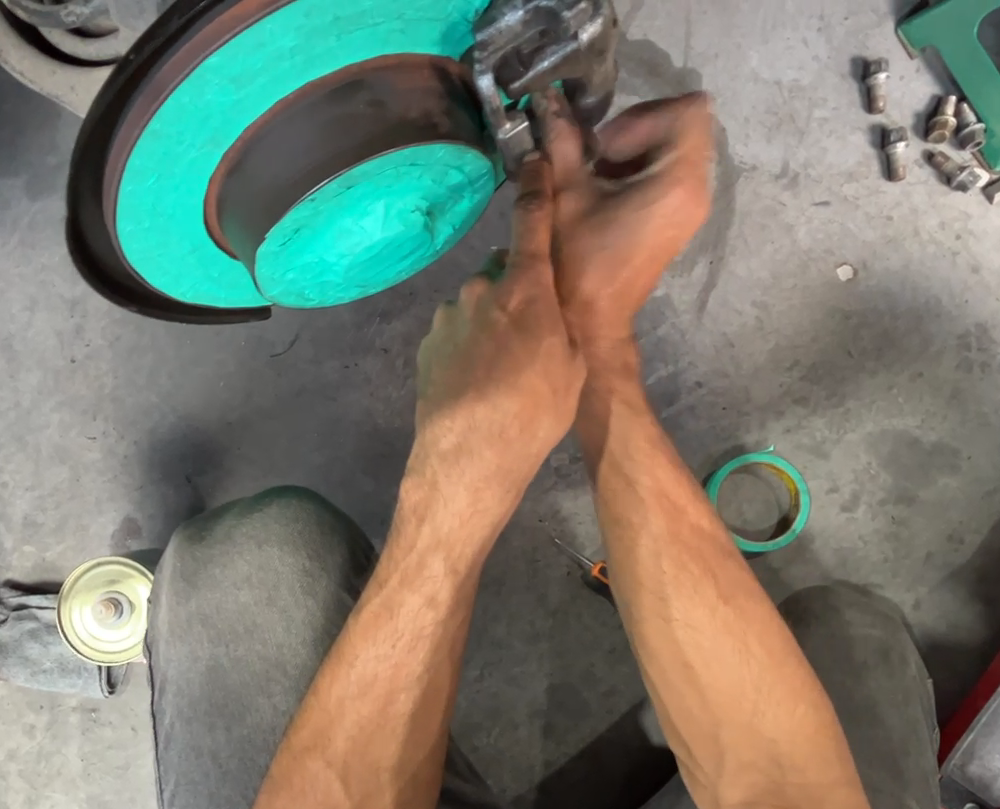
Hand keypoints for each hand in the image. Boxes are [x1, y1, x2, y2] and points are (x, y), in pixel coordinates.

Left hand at [410, 156, 582, 523]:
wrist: (470, 455)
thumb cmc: (535, 411)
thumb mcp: (573, 366)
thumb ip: (561, 321)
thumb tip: (549, 304)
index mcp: (525, 287)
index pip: (531, 222)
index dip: (535, 190)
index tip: (535, 162)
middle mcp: (480, 289)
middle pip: (500, 273)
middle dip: (515, 292)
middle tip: (528, 336)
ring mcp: (447, 317)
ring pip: (475, 307)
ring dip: (488, 325)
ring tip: (498, 372)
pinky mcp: (426, 346)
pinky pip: (454, 333)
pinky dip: (466, 347)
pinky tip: (473, 383)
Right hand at [537, 91, 714, 355]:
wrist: (589, 322)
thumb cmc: (576, 263)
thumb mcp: (565, 196)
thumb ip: (562, 142)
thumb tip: (549, 100)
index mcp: (679, 182)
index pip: (687, 110)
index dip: (642, 116)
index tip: (604, 148)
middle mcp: (698, 190)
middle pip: (685, 124)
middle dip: (636, 131)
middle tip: (597, 159)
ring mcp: (692, 207)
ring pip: (677, 147)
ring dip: (635, 151)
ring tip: (598, 178)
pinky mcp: (680, 219)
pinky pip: (671, 172)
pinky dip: (640, 170)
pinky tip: (607, 194)